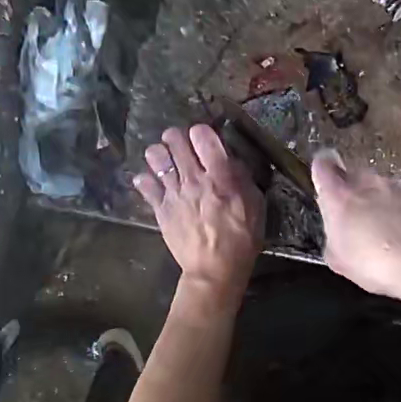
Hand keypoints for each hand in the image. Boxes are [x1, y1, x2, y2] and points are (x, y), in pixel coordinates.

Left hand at [133, 125, 264, 299]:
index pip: (202, 134)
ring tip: (166, 161)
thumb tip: (231, 160)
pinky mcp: (160, 208)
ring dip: (160, 153)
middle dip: (177, 137)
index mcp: (220, 175)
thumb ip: (243, 178)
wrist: (215, 269)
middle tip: (182, 146)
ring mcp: (173, 192)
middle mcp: (194, 178)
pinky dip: (146, 178)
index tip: (205, 140)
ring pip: (155, 156)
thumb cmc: (242, 238)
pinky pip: (144, 183)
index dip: (202, 132)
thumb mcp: (256, 204)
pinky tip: (153, 182)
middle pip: (174, 139)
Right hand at [311, 150, 400, 302]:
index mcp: (339, 194)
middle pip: (353, 178)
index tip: (324, 183)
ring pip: (380, 190)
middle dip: (354, 196)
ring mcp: (396, 187)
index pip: (323, 163)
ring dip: (379, 206)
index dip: (323, 171)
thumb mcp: (339, 260)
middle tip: (356, 224)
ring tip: (384, 237)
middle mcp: (367, 182)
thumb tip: (337, 236)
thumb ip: (333, 238)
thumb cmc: (379, 263)